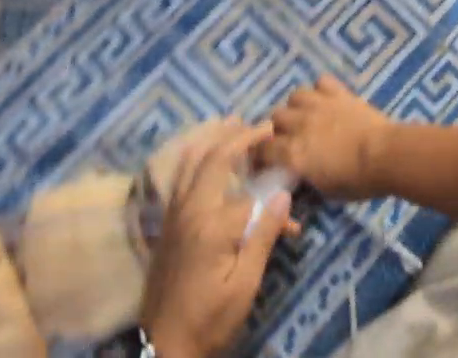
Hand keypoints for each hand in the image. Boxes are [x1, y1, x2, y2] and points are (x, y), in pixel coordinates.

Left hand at [139, 120, 290, 357]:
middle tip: (261, 125)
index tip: (295, 178)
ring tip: (230, 122)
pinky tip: (197, 151)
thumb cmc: (209, 319)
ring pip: (190, 163)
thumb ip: (263, 236)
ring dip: (211, 139)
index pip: (250, 193)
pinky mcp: (166, 226)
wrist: (163, 348)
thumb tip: (282, 194)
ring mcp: (173, 216)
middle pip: (213, 160)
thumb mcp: (244, 285)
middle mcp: (189, 211)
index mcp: (211, 225)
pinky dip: (191, 157)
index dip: (275, 188)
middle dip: (238, 137)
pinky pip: (178, 178)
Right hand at [260, 77, 393, 200]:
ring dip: (298, 107)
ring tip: (308, 116)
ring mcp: (319, 105)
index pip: (263, 150)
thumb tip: (301, 173)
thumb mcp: (325, 191)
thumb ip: (306, 177)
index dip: (261, 156)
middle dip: (280, 129)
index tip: (266, 162)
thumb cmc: (356, 181)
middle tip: (291, 138)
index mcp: (293, 153)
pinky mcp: (339, 93)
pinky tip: (328, 100)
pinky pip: (321, 82)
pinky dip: (322, 89)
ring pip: (295, 96)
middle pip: (276, 118)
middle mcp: (300, 125)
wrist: (384, 154)